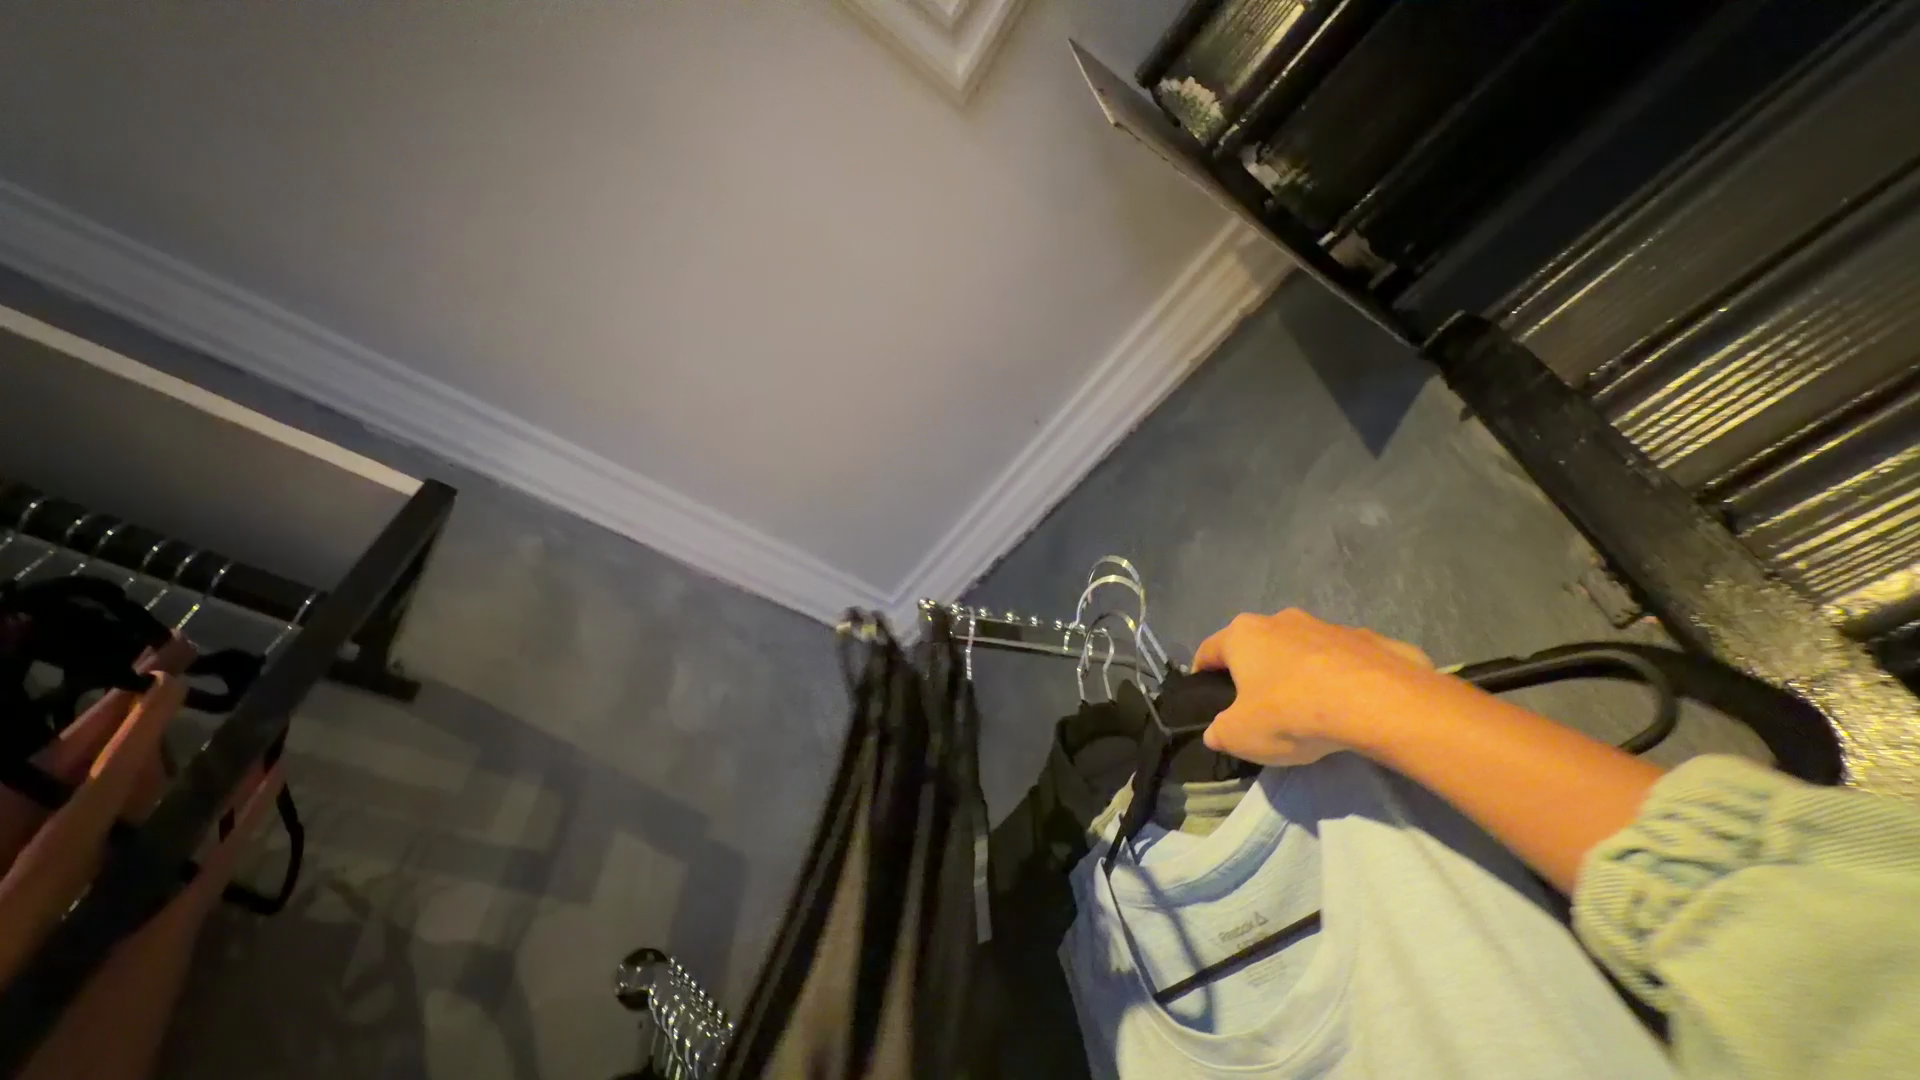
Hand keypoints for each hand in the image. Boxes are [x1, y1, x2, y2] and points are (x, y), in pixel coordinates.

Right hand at [1191, 609, 1437, 765]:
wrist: (1376, 703)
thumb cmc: (1292, 712)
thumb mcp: (1240, 735)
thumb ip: (1220, 732)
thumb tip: (1217, 732)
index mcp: (1244, 634)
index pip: (1210, 650)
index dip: (1202, 672)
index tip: (1204, 693)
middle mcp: (1282, 620)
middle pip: (1258, 646)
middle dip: (1256, 671)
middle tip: (1259, 706)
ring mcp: (1329, 626)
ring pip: (1302, 650)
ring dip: (1300, 672)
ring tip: (1310, 708)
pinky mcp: (1370, 639)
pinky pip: (1344, 660)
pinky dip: (1340, 677)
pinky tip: (1349, 706)